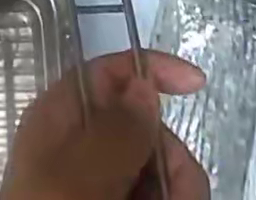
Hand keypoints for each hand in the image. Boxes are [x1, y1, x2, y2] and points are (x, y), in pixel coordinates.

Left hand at [3, 50, 209, 199]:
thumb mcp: (77, 180)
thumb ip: (114, 131)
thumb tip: (145, 86)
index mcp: (59, 120)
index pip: (109, 71)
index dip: (153, 68)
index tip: (196, 85)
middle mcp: (81, 148)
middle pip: (146, 129)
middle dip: (173, 161)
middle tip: (181, 197)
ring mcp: (98, 187)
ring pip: (158, 173)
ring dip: (176, 193)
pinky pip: (155, 199)